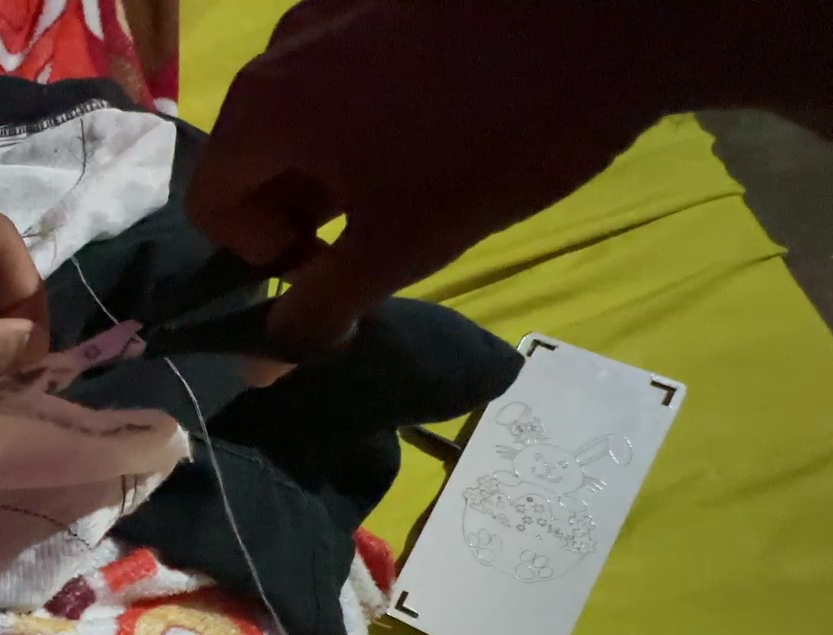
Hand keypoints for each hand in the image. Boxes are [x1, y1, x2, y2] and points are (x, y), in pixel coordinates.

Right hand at [187, 0, 667, 349]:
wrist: (652, 0)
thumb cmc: (498, 134)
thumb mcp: (398, 247)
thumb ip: (316, 311)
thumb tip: (262, 366)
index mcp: (262, 110)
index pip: (212, 206)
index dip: (257, 253)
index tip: (324, 263)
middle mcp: (282, 48)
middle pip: (252, 158)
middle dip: (295, 211)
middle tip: (364, 230)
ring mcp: (340, 2)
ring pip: (300, 114)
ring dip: (330, 164)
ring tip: (402, 176)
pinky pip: (346, 66)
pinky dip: (365, 109)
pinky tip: (432, 115)